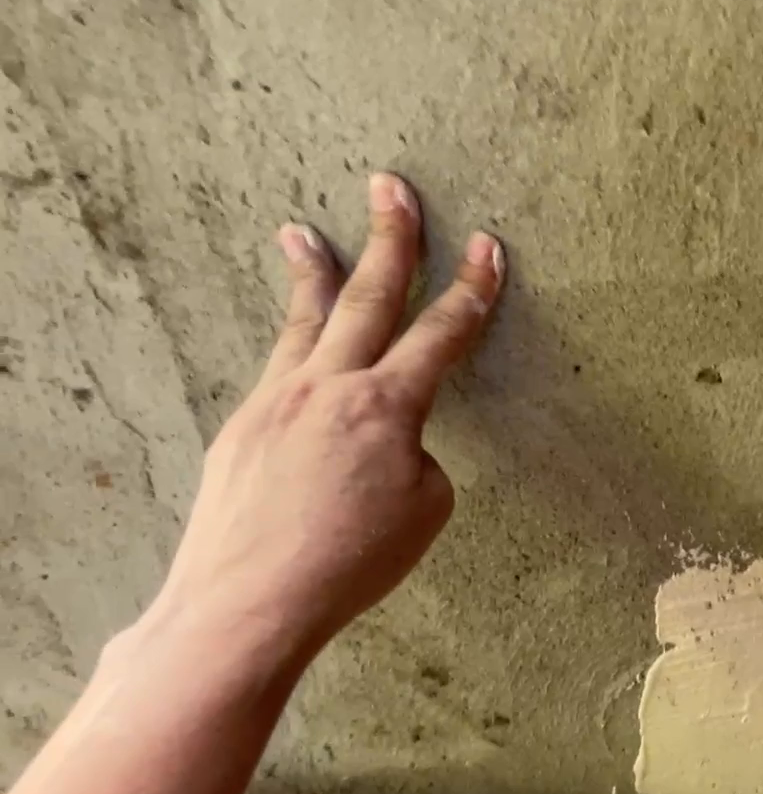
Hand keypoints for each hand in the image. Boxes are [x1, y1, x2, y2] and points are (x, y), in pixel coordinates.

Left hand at [150, 174, 503, 653]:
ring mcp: (274, 403)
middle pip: (367, 297)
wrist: (245, 605)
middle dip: (391, 239)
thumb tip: (393, 440)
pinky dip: (294, 342)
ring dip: (313, 273)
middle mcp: (327, 388)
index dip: (474, 288)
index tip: (489, 247)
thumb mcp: (426, 504)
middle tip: (391, 188)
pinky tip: (297, 340)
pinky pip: (279, 369)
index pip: (444, 332)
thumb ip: (418, 452)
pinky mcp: (241, 428)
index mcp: (386, 406)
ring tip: (303, 232)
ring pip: (304, 322)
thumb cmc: (355, 558)